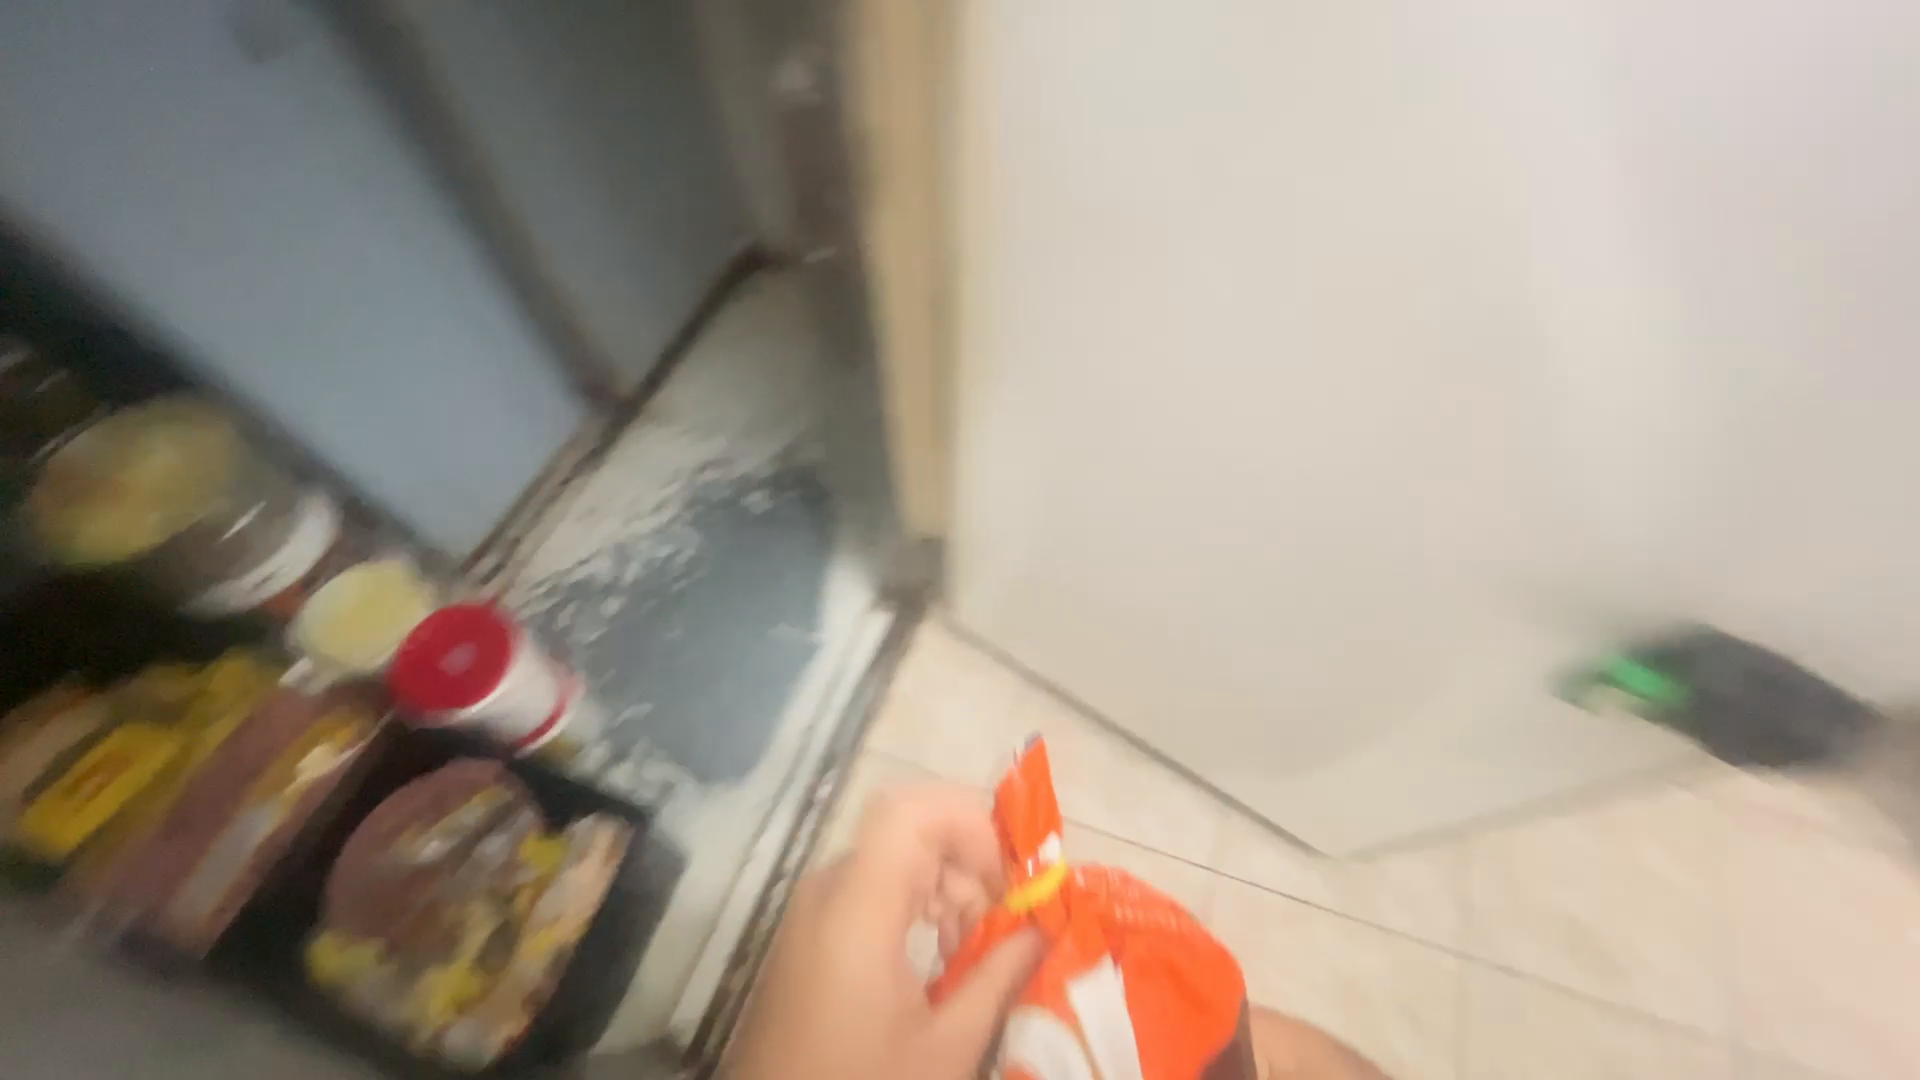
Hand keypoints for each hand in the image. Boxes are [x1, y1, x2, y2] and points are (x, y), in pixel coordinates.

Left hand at [722, 782, 1044, 1079]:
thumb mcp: (944, 1049)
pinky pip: (876, 882)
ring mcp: (818, 903)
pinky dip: (920, 899)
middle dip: (971, 861)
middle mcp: (832, 886)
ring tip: (978, 944)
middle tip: (1008, 918)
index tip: (1011, 877)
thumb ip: (999, 975)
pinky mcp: (815, 924)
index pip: (912, 811)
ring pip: (898, 853)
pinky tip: (942, 950)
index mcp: (858, 906)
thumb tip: (1044, 929)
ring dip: (949, 882)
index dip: (970, 823)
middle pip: (912, 830)